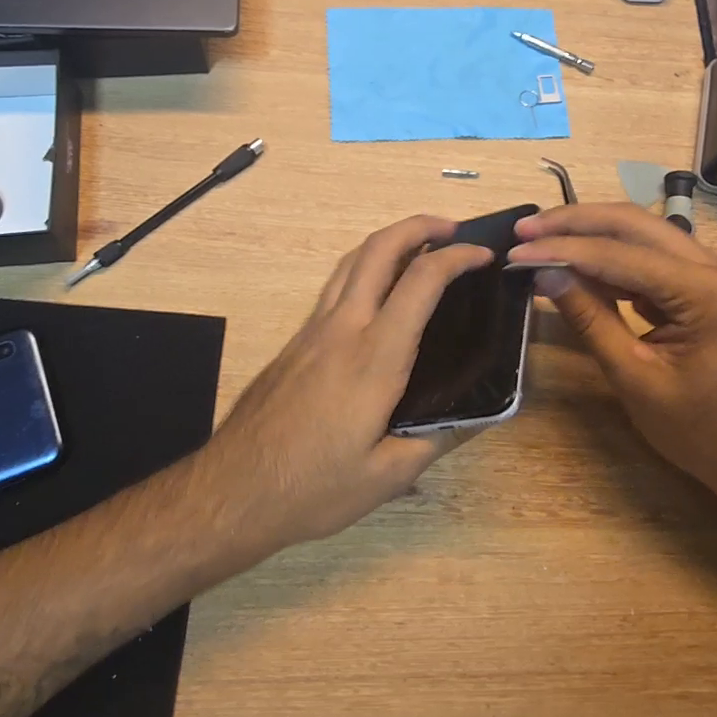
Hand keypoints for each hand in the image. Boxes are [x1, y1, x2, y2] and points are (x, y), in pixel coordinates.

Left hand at [193, 215, 493, 553]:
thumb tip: (473, 415)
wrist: (233, 490)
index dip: (457, 257)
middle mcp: (341, 329)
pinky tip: (380, 295)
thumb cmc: (313, 487)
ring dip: (389, 242)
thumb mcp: (388, 477)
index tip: (482, 256)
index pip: (421, 282)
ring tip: (420, 249)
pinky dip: (365, 270)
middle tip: (453, 230)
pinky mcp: (294, 343)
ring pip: (350, 262)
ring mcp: (312, 332)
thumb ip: (435, 440)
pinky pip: (335, 287)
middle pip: (378, 249)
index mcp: (375, 359)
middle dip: (418, 225)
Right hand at [507, 203, 716, 522]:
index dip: (562, 251)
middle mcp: (714, 267)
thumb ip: (590, 320)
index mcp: (706, 292)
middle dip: (574, 223)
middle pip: (634, 224)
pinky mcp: (703, 286)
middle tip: (523, 230)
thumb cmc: (699, 431)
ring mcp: (712, 274)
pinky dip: (609, 257)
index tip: (514, 253)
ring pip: (642, 233)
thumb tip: (543, 275)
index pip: (619, 256)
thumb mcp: (634, 378)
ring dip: (590, 233)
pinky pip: (650, 257)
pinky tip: (574, 261)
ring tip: (539, 239)